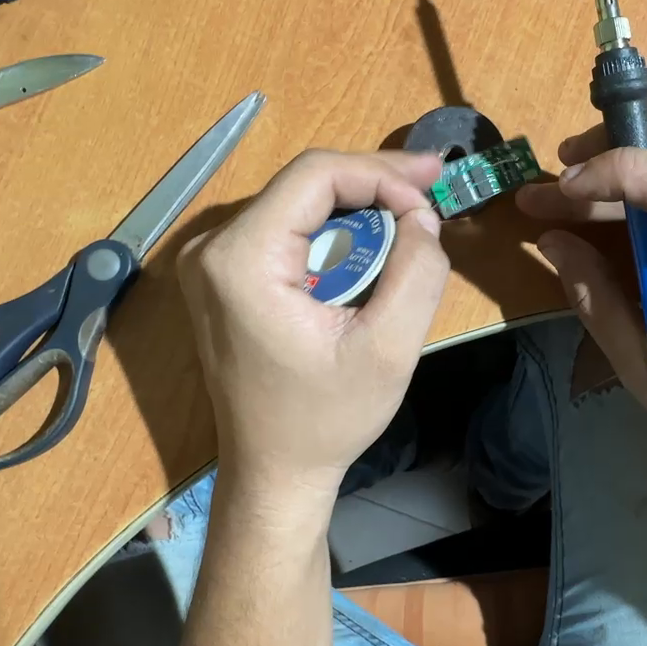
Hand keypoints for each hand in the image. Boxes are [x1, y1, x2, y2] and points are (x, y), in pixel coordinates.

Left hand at [179, 151, 448, 509]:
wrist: (273, 472)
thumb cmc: (327, 419)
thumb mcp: (389, 350)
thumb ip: (417, 273)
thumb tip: (422, 215)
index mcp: (243, 259)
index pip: (315, 175)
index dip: (381, 174)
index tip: (430, 196)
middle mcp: (213, 248)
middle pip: (305, 184)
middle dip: (375, 183)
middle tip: (434, 184)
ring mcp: (212, 262)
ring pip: (297, 203)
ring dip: (358, 205)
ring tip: (413, 212)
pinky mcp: (222, 279)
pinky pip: (286, 230)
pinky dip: (334, 230)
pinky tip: (373, 239)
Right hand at [516, 116, 646, 465]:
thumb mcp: (638, 366)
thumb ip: (595, 299)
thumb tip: (551, 241)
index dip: (623, 169)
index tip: (567, 185)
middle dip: (623, 140)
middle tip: (563, 163)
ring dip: (628, 157)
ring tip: (562, 188)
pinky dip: (644, 180)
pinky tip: (600, 204)